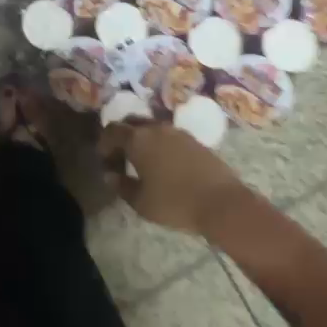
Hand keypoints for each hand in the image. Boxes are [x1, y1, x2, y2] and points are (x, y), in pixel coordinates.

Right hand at [100, 121, 256, 240]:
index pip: (112, 130)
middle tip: (121, 157)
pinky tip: (165, 165)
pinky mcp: (194, 140)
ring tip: (144, 162)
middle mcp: (155, 128)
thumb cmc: (175, 203)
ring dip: (143, 140)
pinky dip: (160, 145)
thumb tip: (109, 175)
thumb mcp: (141, 202)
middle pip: (131, 123)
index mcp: (137, 139)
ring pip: (152, 128)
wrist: (223, 203)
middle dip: (122, 137)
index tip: (103, 159)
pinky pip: (169, 136)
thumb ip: (121, 185)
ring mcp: (177, 132)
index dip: (104, 143)